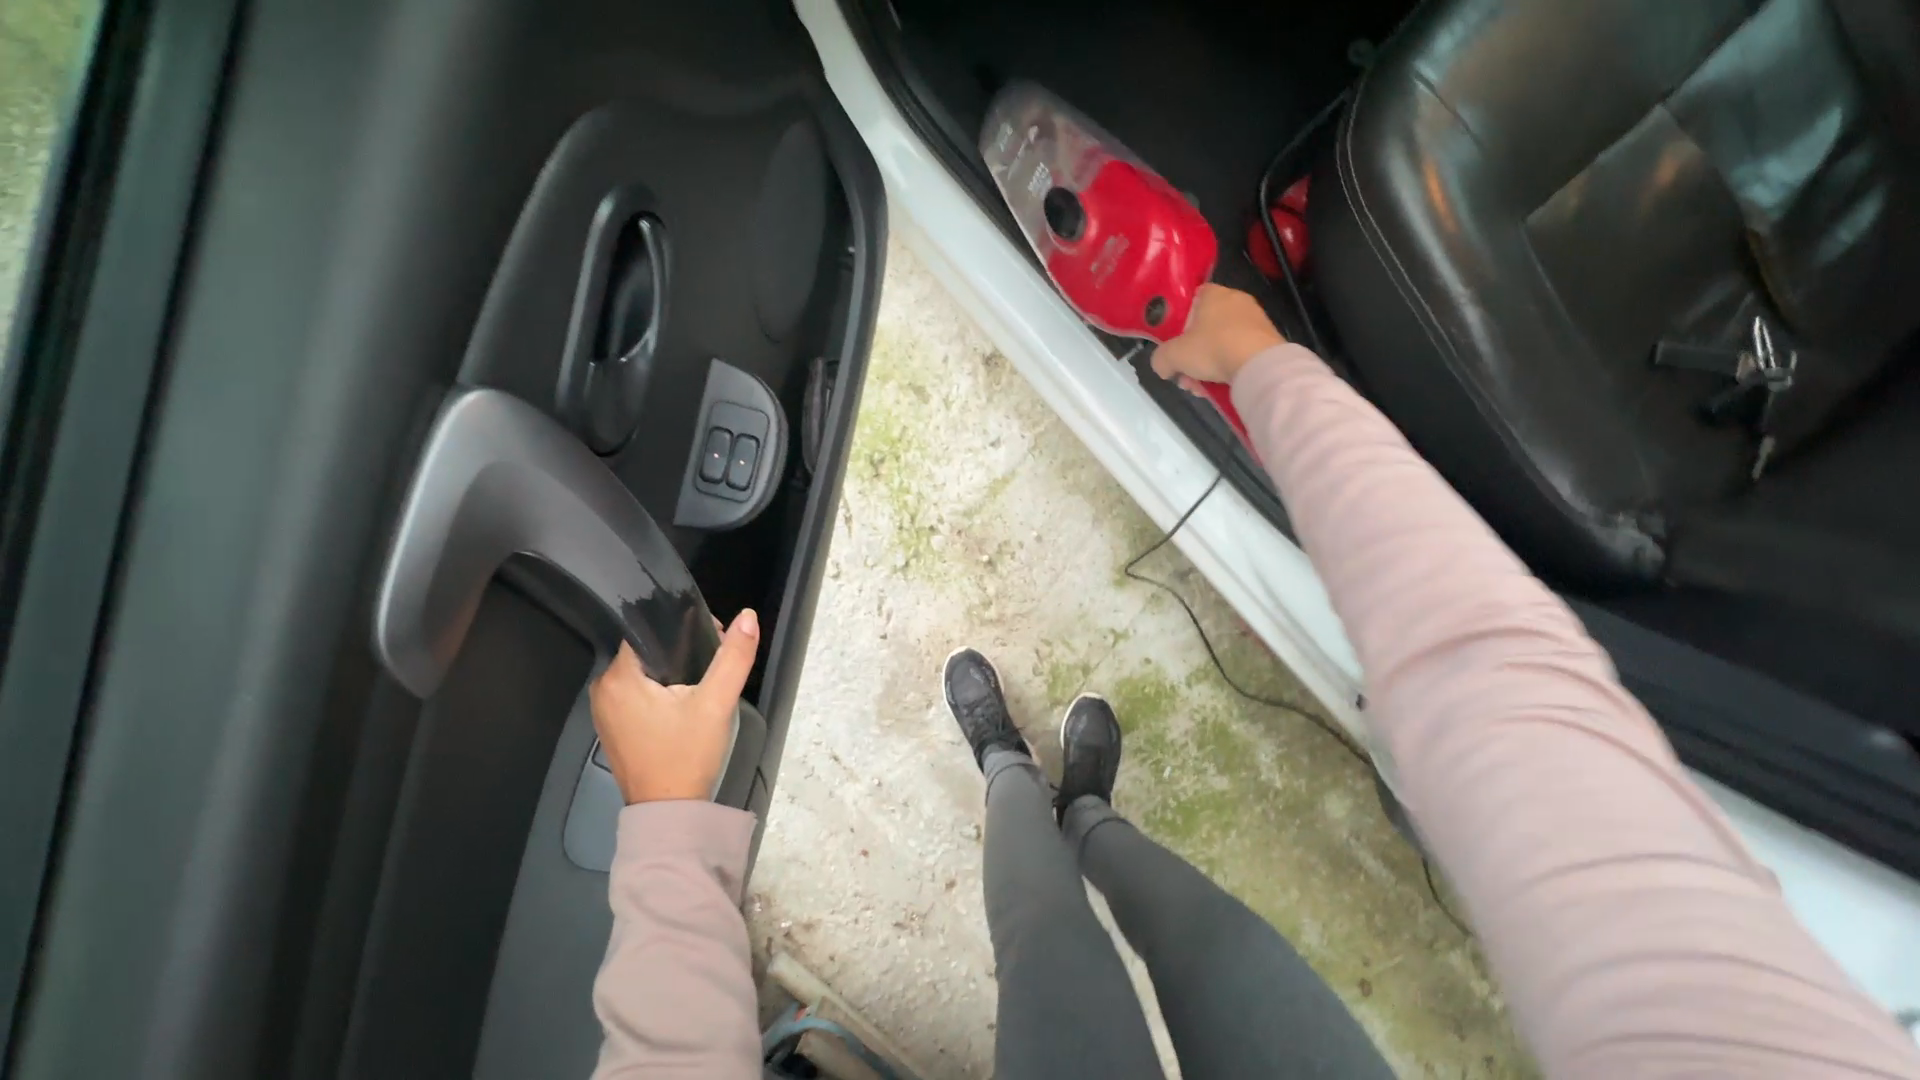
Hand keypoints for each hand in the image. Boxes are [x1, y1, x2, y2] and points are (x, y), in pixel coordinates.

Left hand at [590, 609, 760, 803]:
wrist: (670, 813)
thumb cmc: (687, 755)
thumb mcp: (716, 703)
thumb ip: (733, 657)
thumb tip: (748, 616)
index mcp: (618, 677)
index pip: (647, 631)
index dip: (681, 627)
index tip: (712, 635)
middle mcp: (603, 689)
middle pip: (646, 652)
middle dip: (681, 649)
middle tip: (716, 658)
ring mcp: (605, 711)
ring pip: (643, 673)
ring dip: (672, 671)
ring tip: (705, 679)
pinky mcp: (614, 728)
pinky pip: (638, 694)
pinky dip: (660, 691)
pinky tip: (685, 701)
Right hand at [1151, 284, 1286, 386]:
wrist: (1258, 365)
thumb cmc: (1212, 348)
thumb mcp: (1173, 355)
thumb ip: (1160, 359)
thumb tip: (1162, 366)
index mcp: (1213, 294)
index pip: (1192, 299)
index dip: (1180, 320)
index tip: (1175, 342)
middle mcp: (1236, 300)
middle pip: (1206, 326)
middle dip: (1192, 353)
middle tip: (1185, 374)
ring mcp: (1255, 319)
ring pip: (1222, 342)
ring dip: (1208, 365)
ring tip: (1201, 387)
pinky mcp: (1267, 339)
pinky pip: (1239, 352)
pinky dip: (1228, 367)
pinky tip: (1220, 386)